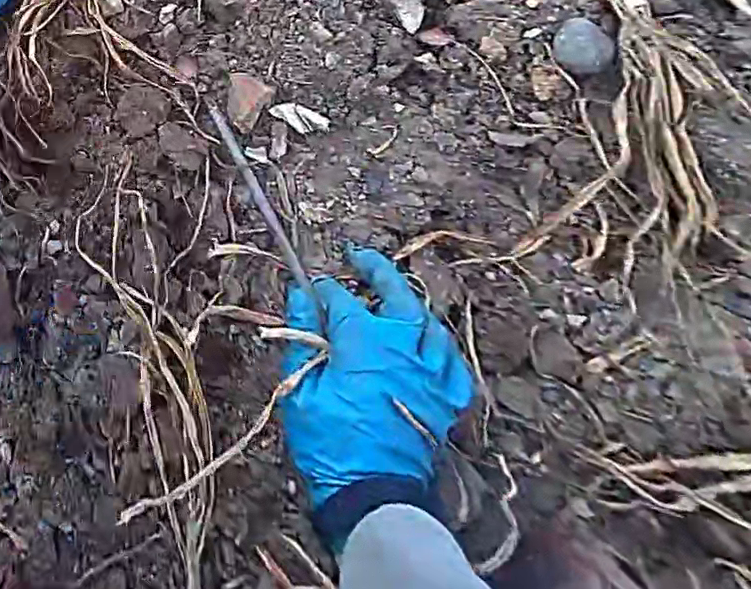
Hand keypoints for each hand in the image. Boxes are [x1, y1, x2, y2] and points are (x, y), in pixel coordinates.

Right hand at [281, 248, 473, 505]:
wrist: (372, 495)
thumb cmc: (330, 441)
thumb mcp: (301, 386)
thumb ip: (302, 336)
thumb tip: (300, 295)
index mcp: (363, 339)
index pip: (339, 297)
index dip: (321, 288)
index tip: (309, 288)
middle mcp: (403, 344)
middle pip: (394, 290)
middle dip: (374, 267)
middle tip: (357, 256)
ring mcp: (430, 369)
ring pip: (427, 319)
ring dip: (407, 302)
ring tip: (392, 296)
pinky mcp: (445, 396)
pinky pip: (451, 362)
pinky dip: (439, 348)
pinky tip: (429, 343)